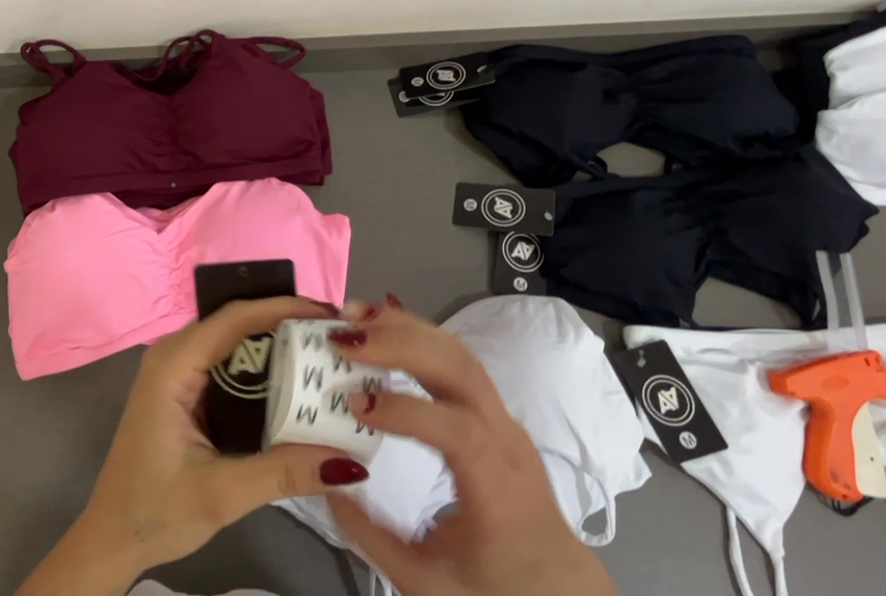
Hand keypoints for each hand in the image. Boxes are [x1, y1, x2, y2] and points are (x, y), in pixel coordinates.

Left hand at [18, 296, 368, 595]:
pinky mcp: (183, 391)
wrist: (112, 537)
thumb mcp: (222, 494)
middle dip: (285, 322)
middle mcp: (172, 357)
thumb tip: (349, 461)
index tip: (329, 314)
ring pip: (232, 341)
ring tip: (324, 353)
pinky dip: (261, 366)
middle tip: (336, 335)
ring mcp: (176, 372)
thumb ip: (282, 472)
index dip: (282, 307)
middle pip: (235, 322)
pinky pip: (227, 363)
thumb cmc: (155, 510)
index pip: (233, 318)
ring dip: (275, 343)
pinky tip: (293, 382)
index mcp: (172, 367)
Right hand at [327, 298, 615, 595]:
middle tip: (343, 336)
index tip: (355, 404)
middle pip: (463, 371)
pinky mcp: (493, 410)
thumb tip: (325, 486)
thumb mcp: (428, 583)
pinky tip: (380, 327)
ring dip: (406, 328)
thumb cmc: (497, 588)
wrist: (560, 586)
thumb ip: (373, 539)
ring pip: (460, 354)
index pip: (460, 432)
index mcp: (498, 489)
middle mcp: (507, 441)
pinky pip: (457, 360)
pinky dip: (416, 335)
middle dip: (401, 344)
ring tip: (353, 316)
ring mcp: (504, 418)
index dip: (407, 410)